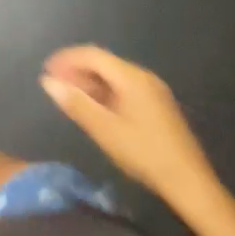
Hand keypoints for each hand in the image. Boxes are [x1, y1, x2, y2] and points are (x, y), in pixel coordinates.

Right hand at [41, 46, 217, 202]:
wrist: (188, 180)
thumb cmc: (144, 153)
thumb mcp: (105, 130)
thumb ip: (76, 103)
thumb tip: (49, 82)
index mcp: (132, 77)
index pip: (93, 55)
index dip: (67, 59)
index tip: (46, 69)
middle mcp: (143, 76)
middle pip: (104, 63)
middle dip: (77, 70)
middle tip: (54, 85)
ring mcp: (153, 90)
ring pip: (114, 77)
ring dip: (90, 83)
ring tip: (69, 97)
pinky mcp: (157, 105)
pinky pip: (125, 88)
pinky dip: (105, 93)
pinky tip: (95, 109)